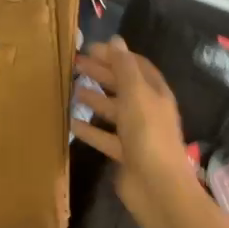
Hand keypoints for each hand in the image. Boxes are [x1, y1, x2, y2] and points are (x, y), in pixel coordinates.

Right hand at [72, 37, 196, 212]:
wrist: (157, 187)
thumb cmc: (148, 133)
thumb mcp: (136, 94)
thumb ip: (124, 67)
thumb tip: (116, 39)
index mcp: (155, 93)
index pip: (136, 66)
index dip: (116, 55)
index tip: (91, 47)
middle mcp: (147, 110)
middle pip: (122, 86)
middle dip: (101, 73)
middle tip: (75, 64)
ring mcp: (136, 133)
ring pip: (112, 110)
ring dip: (94, 98)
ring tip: (72, 88)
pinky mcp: (124, 154)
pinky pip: (104, 136)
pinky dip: (89, 128)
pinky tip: (71, 121)